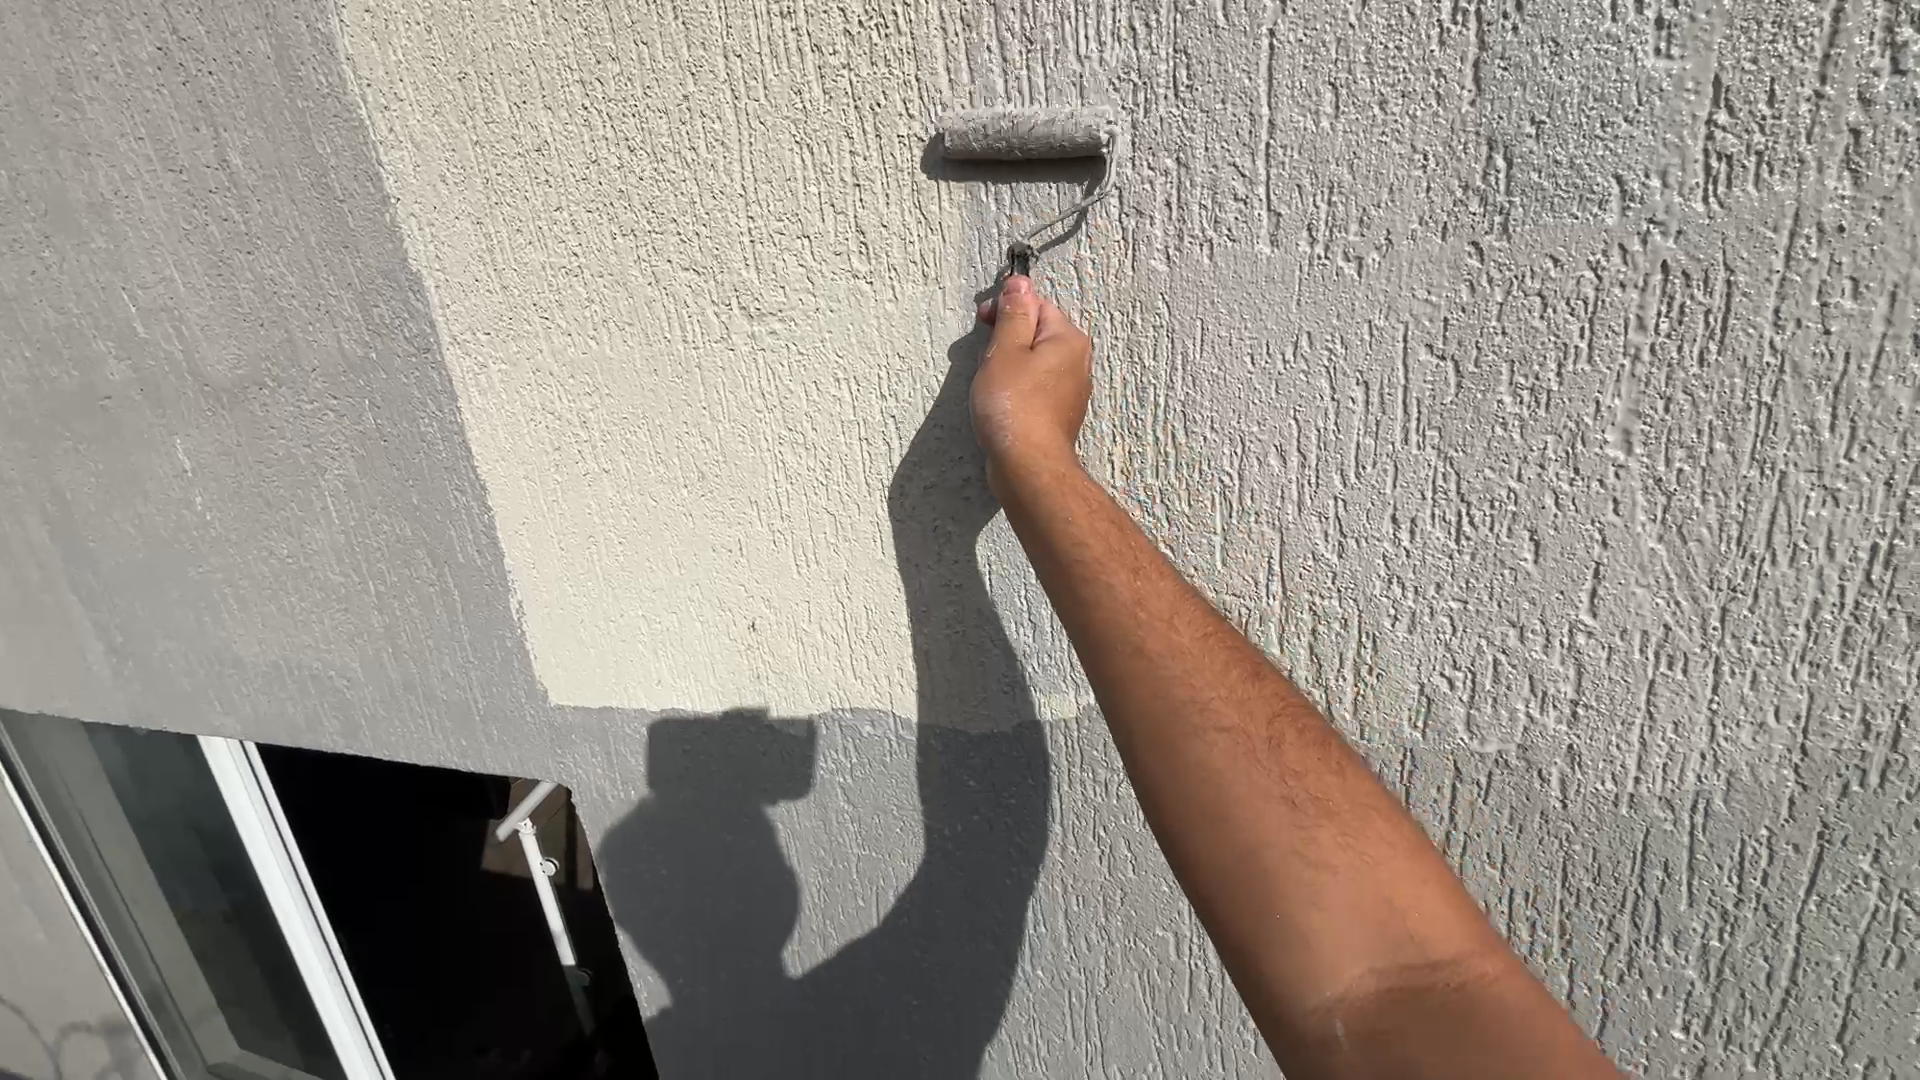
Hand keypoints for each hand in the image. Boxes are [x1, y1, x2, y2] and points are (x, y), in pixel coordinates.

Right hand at [971, 275, 1092, 494]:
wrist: (1027, 465)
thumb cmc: (1014, 407)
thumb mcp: (1005, 350)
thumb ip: (1013, 314)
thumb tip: (1019, 284)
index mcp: (1069, 339)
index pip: (1037, 304)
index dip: (1006, 307)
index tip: (983, 320)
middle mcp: (1077, 363)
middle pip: (1037, 334)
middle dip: (1006, 341)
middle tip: (985, 359)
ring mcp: (1070, 391)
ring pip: (1034, 363)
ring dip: (1009, 367)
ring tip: (991, 386)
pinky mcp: (1058, 415)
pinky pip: (1036, 389)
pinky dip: (1016, 390)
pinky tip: (1001, 405)